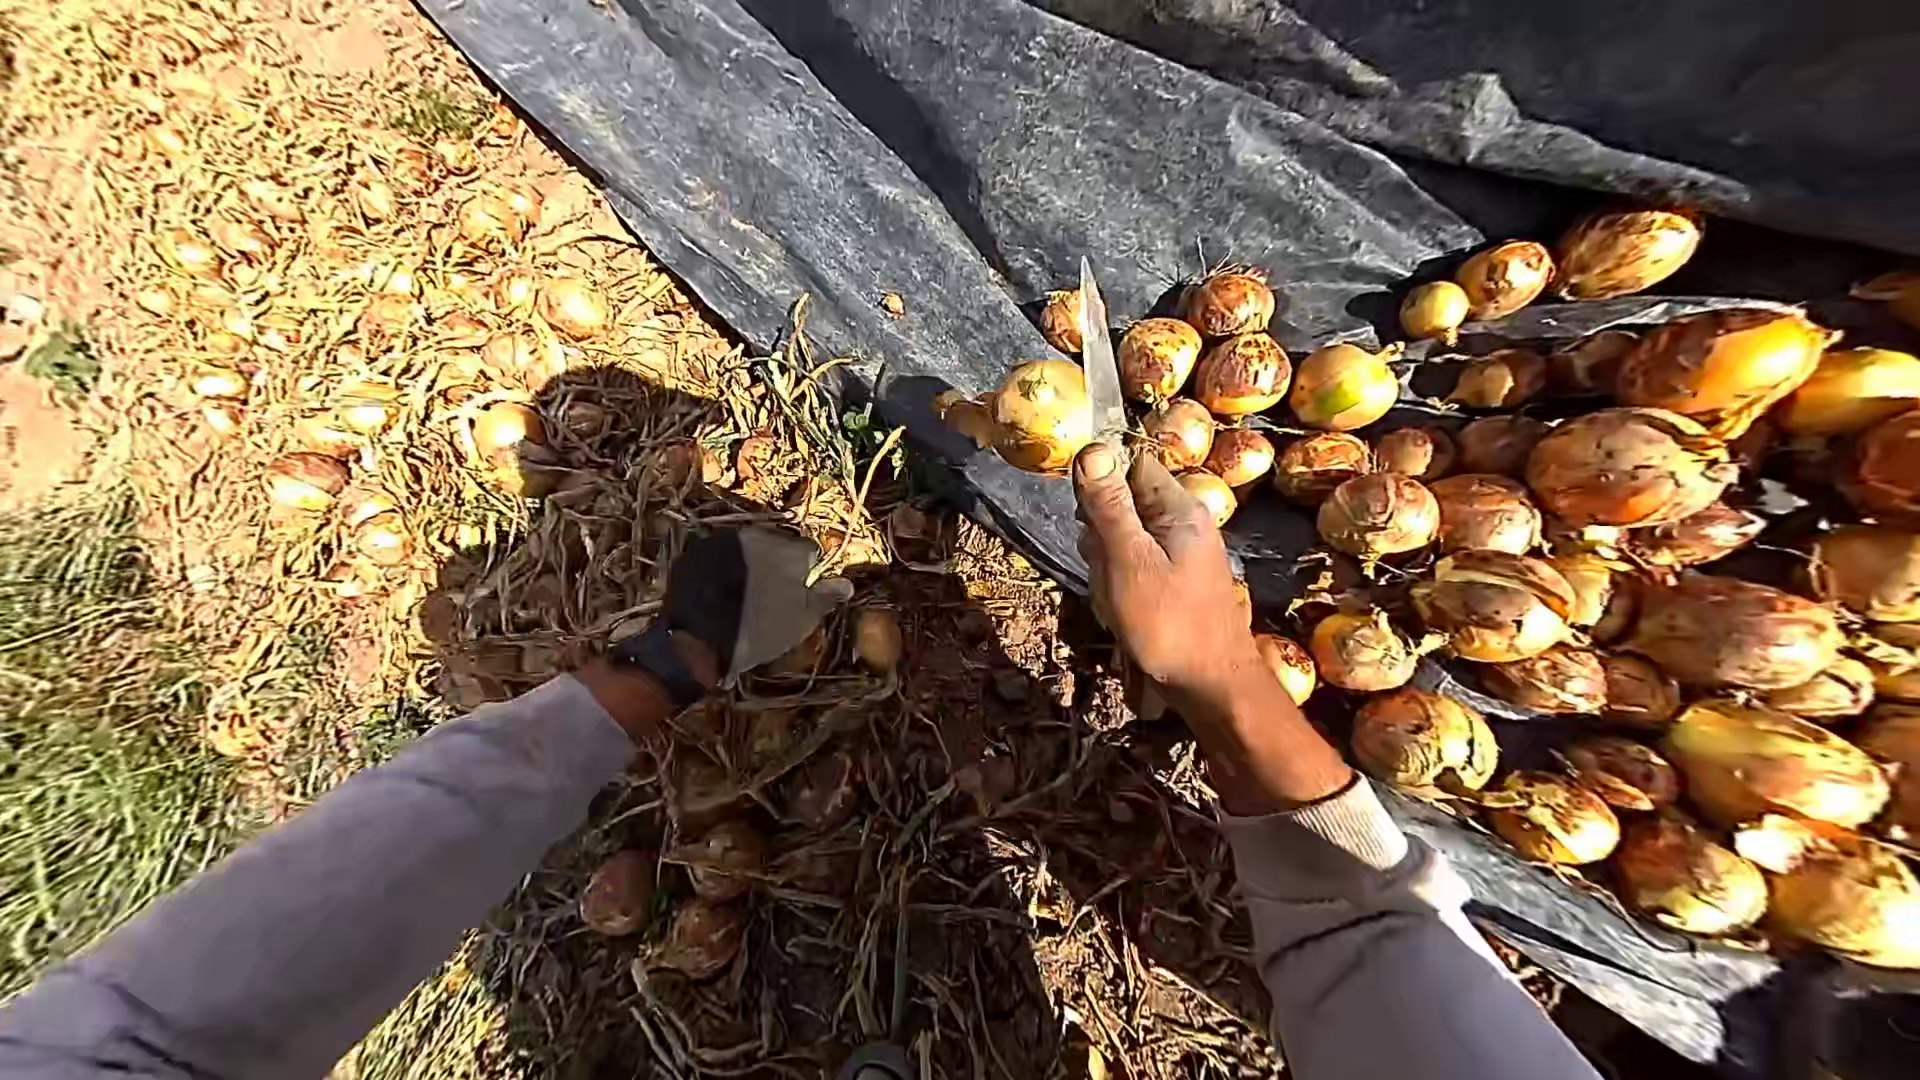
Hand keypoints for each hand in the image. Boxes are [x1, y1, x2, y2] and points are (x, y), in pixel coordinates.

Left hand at [589, 527, 850, 743]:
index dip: (806, 570)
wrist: (695, 643)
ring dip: (751, 561)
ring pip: (748, 546)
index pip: (809, 550)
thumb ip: (824, 597)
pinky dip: (724, 566)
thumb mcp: (800, 620)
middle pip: (777, 543)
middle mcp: (756, 534)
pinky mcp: (696, 551)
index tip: (798, 591)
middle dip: (778, 561)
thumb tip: (846, 584)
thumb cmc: (757, 632)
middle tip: (772, 591)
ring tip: (745, 591)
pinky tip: (721, 591)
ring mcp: (723, 540)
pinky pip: (720, 553)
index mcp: (788, 549)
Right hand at [1073, 444, 1260, 703]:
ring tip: (1115, 595)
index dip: (1102, 483)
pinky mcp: (1171, 578)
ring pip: (1121, 537)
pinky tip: (1120, 607)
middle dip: (1100, 534)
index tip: (1087, 518)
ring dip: (1105, 563)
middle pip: (1122, 502)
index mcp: (1179, 508)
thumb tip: (1092, 450)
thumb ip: (1109, 506)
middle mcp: (1183, 522)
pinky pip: (1131, 564)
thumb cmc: (1168, 623)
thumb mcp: (1128, 560)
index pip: (1131, 465)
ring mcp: (1178, 552)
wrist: (1210, 685)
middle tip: (1107, 568)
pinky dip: (1117, 582)